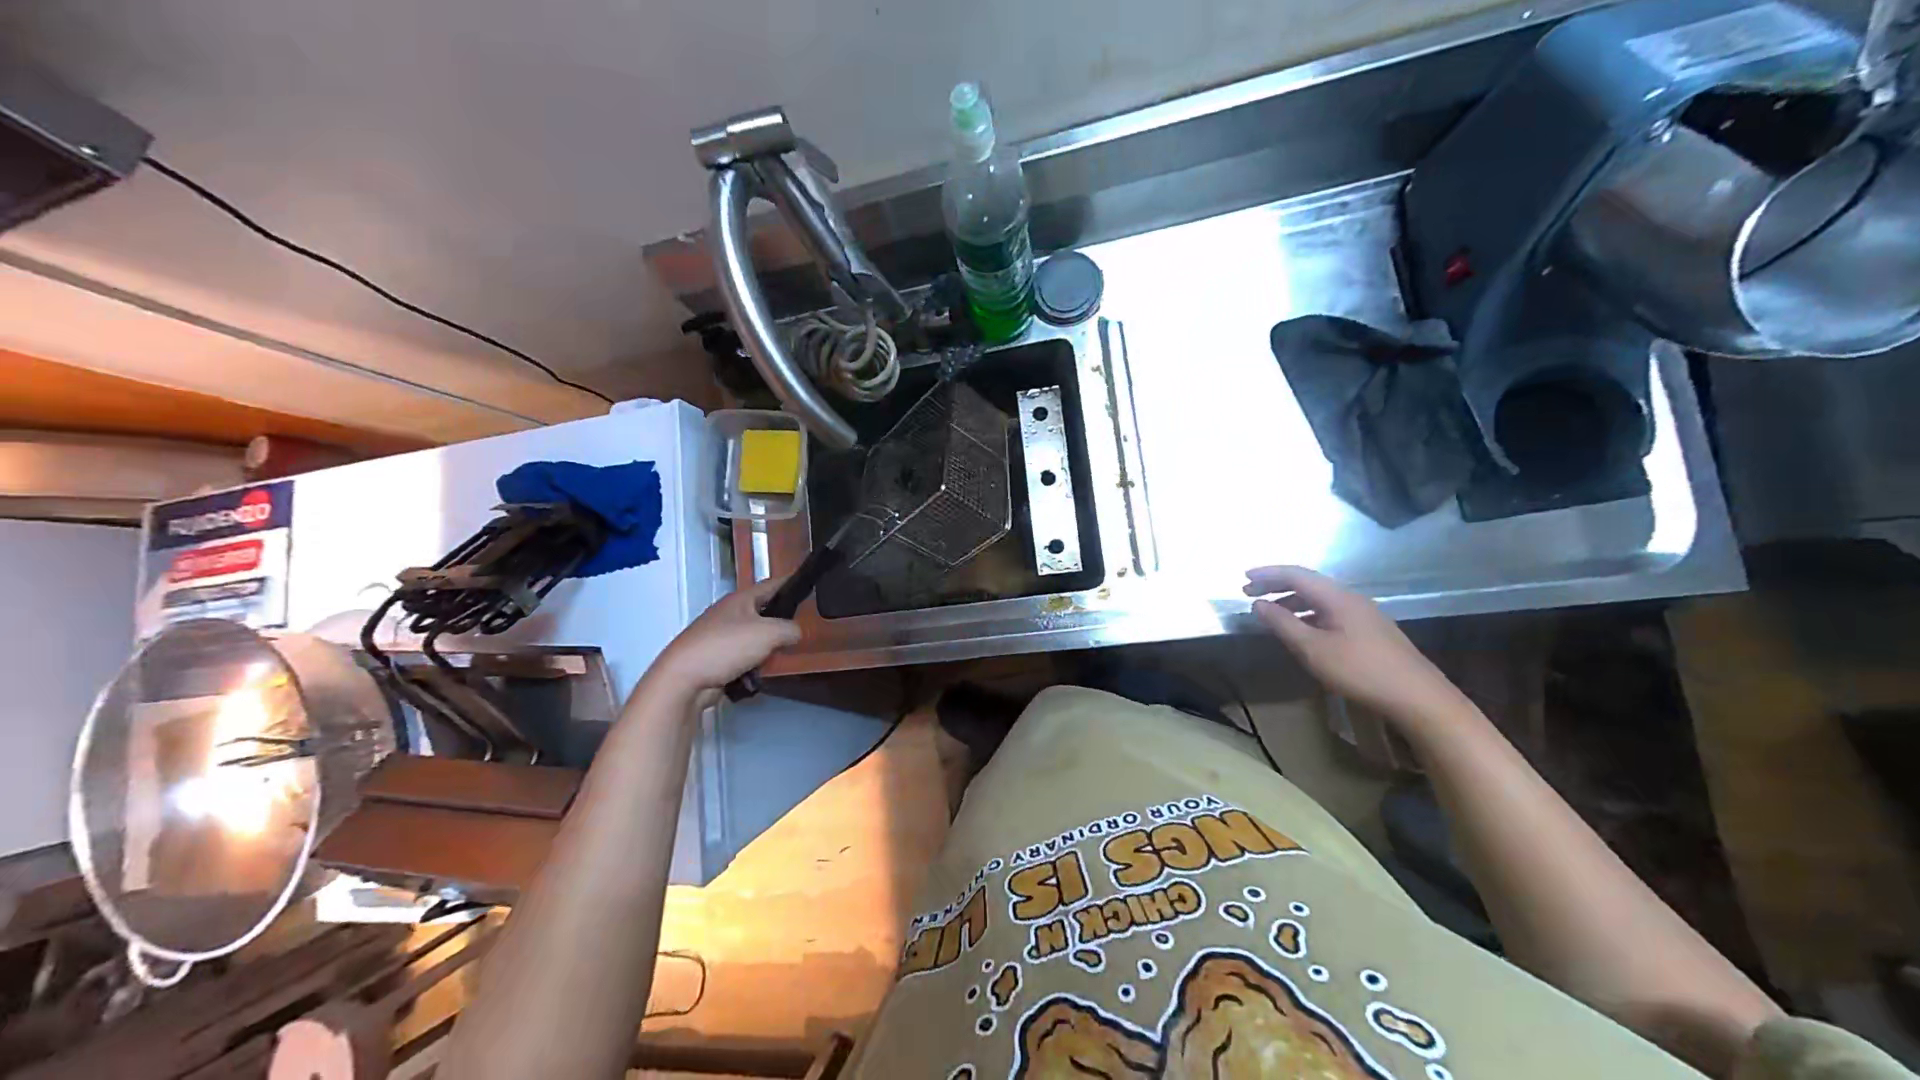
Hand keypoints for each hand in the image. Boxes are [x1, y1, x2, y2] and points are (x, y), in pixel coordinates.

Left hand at [651, 577, 802, 698]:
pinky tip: (757, 675)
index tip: (806, 582)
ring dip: (766, 649)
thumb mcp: (769, 633)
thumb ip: (790, 629)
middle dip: (779, 624)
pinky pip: (742, 658)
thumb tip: (795, 633)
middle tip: (797, 633)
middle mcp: (728, 614)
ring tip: (777, 659)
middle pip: (762, 614)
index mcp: (740, 600)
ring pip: (753, 638)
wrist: (684, 678)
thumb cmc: (727, 646)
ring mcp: (719, 636)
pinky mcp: (714, 658)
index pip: (770, 585)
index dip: (789, 582)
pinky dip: (751, 666)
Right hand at [1243, 565, 1467, 729]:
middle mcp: (1351, 599)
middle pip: (1308, 583)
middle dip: (1276, 586)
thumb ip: (1283, 624)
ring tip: (1270, 613)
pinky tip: (1301, 630)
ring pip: (1320, 599)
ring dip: (1291, 601)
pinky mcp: (1370, 631)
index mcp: (1337, 597)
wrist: (1418, 697)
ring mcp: (1364, 615)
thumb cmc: (1360, 670)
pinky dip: (1307, 613)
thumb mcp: (1313, 649)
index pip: (1296, 574)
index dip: (1268, 574)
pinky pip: (1330, 612)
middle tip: (1250, 594)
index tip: (1243, 577)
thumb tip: (1259, 604)